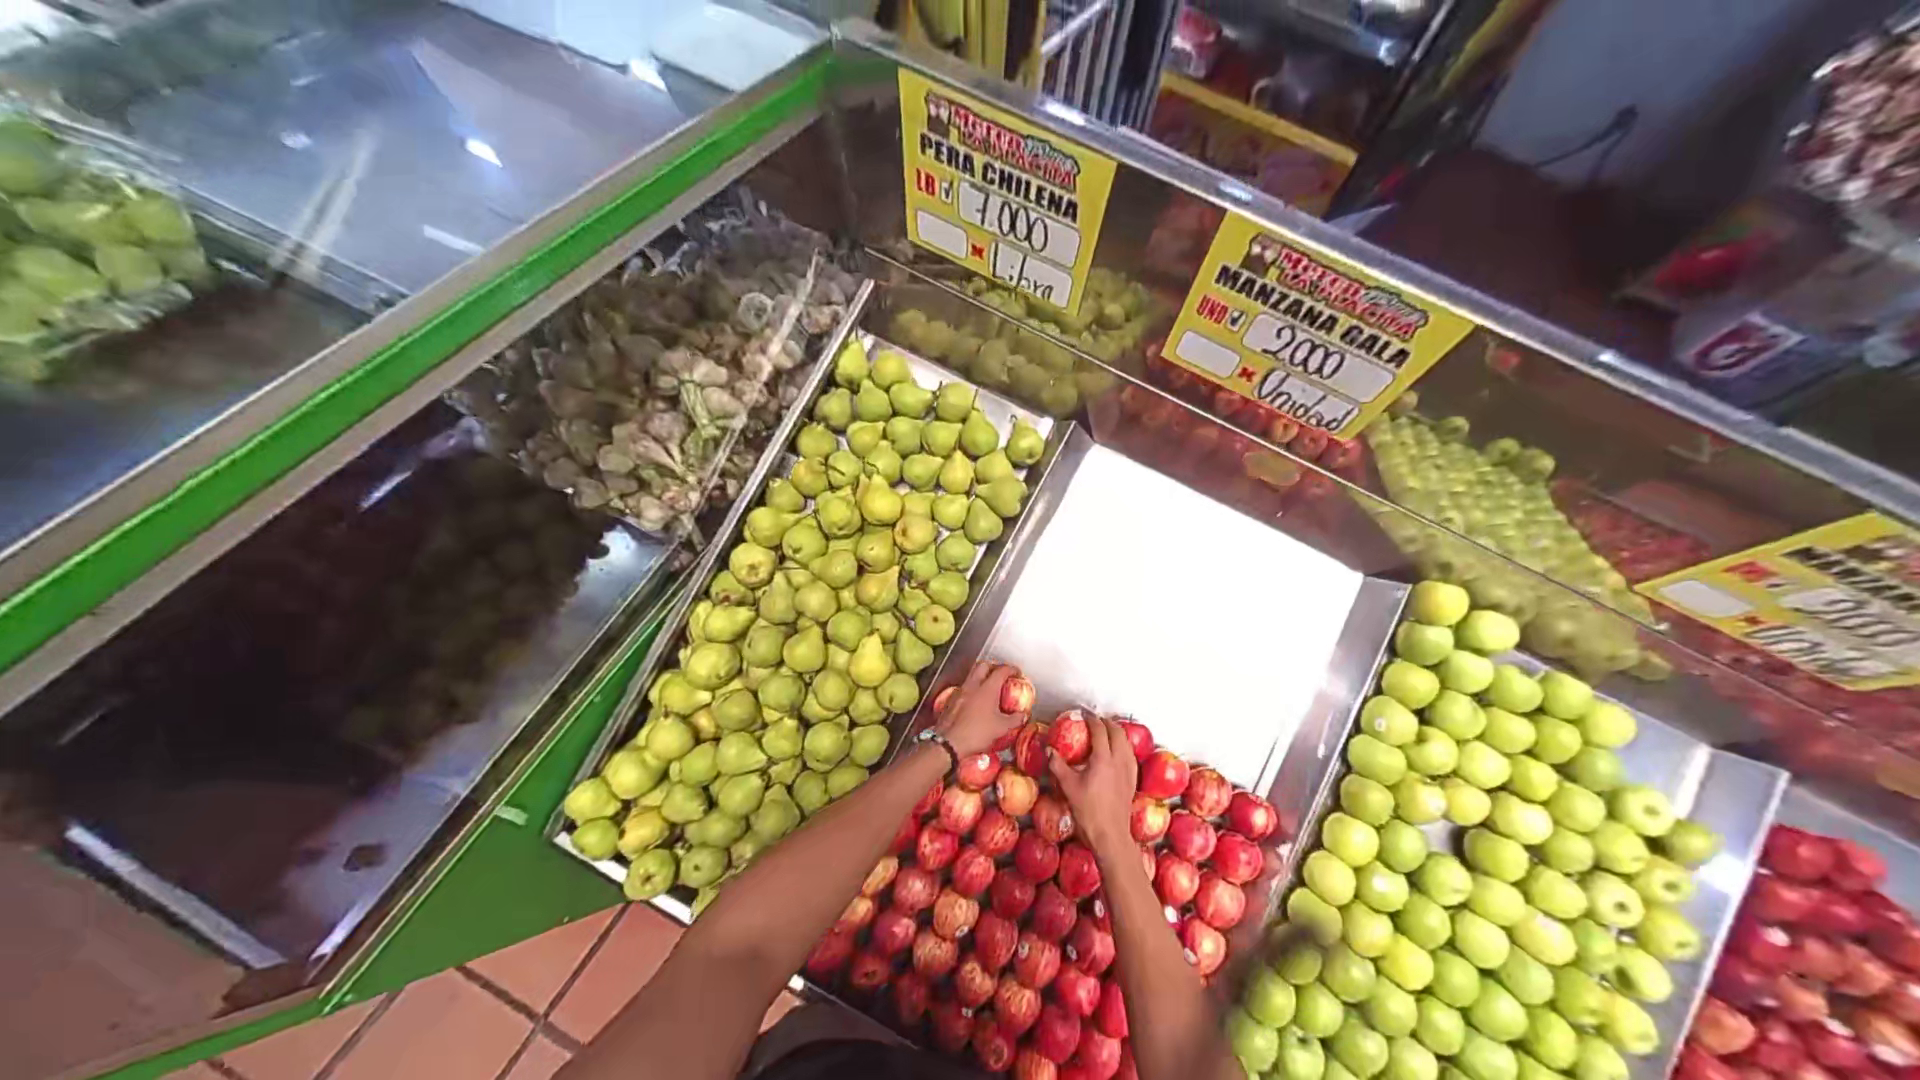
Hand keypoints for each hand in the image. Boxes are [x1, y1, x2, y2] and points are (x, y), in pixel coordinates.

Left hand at [934, 662, 1023, 756]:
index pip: (1001, 670)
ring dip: (981, 677)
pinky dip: (972, 689)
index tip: (1017, 672)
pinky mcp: (951, 700)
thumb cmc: (978, 733)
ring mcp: (960, 692)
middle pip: (983, 666)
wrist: (949, 743)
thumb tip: (1023, 715)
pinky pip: (964, 688)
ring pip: (971, 675)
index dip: (1011, 669)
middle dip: (994, 666)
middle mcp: (972, 686)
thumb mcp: (1001, 728)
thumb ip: (1015, 719)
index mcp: (987, 688)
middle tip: (1002, 675)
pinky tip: (975, 700)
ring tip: (989, 687)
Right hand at [1047, 717, 1137, 859]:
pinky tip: (1116, 752)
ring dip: (1117, 732)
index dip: (1092, 719)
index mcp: (1103, 759)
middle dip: (1106, 722)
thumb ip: (1058, 765)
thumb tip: (1049, 750)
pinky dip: (1123, 745)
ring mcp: (1129, 770)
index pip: (1100, 730)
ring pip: (1126, 742)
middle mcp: (1119, 760)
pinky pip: (1130, 754)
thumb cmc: (1088, 811)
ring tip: (1106, 731)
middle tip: (1095, 720)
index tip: (1084, 715)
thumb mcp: (1068, 787)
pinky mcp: (1133, 779)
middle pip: (1117, 731)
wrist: (1111, 834)